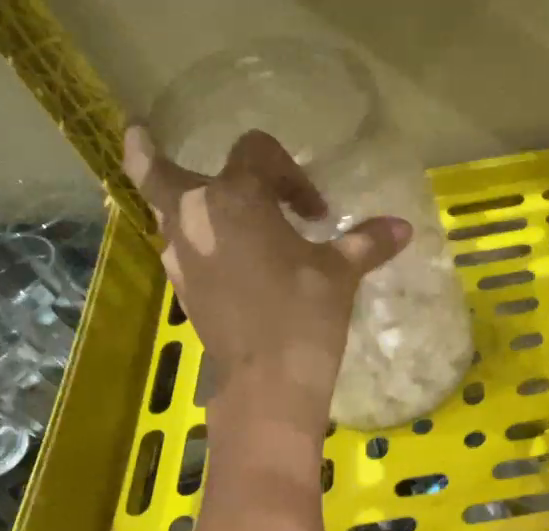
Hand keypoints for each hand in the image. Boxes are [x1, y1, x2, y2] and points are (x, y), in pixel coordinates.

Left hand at [121, 126, 409, 433]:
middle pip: (155, 166)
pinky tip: (218, 258)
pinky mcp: (182, 286)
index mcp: (236, 196)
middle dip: (150, 149)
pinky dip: (192, 241)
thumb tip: (403, 227)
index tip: (315, 214)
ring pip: (160, 209)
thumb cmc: (304, 313)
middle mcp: (195, 213)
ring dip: (176, 202)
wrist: (268, 378)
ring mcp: (180, 251)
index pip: (257, 153)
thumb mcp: (341, 274)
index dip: (291, 173)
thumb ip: (367, 244)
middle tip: (145, 134)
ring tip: (195, 207)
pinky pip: (177, 247)